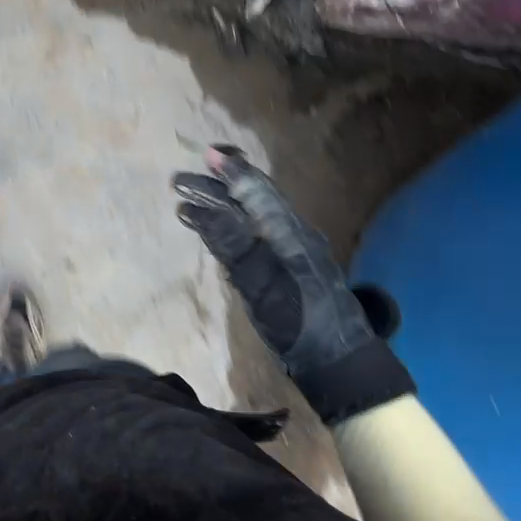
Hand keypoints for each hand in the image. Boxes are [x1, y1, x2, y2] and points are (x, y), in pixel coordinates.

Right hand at [173, 145, 412, 423]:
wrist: (340, 365)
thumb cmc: (300, 322)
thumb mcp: (262, 284)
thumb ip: (232, 244)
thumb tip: (200, 208)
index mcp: (288, 232)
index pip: (256, 190)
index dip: (232, 172)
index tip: (206, 155)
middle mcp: (292, 235)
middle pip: (252, 201)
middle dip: (217, 187)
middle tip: (181, 181)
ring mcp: (292, 255)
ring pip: (252, 219)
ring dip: (221, 207)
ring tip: (189, 204)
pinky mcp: (289, 273)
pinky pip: (255, 237)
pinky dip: (230, 228)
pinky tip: (218, 235)